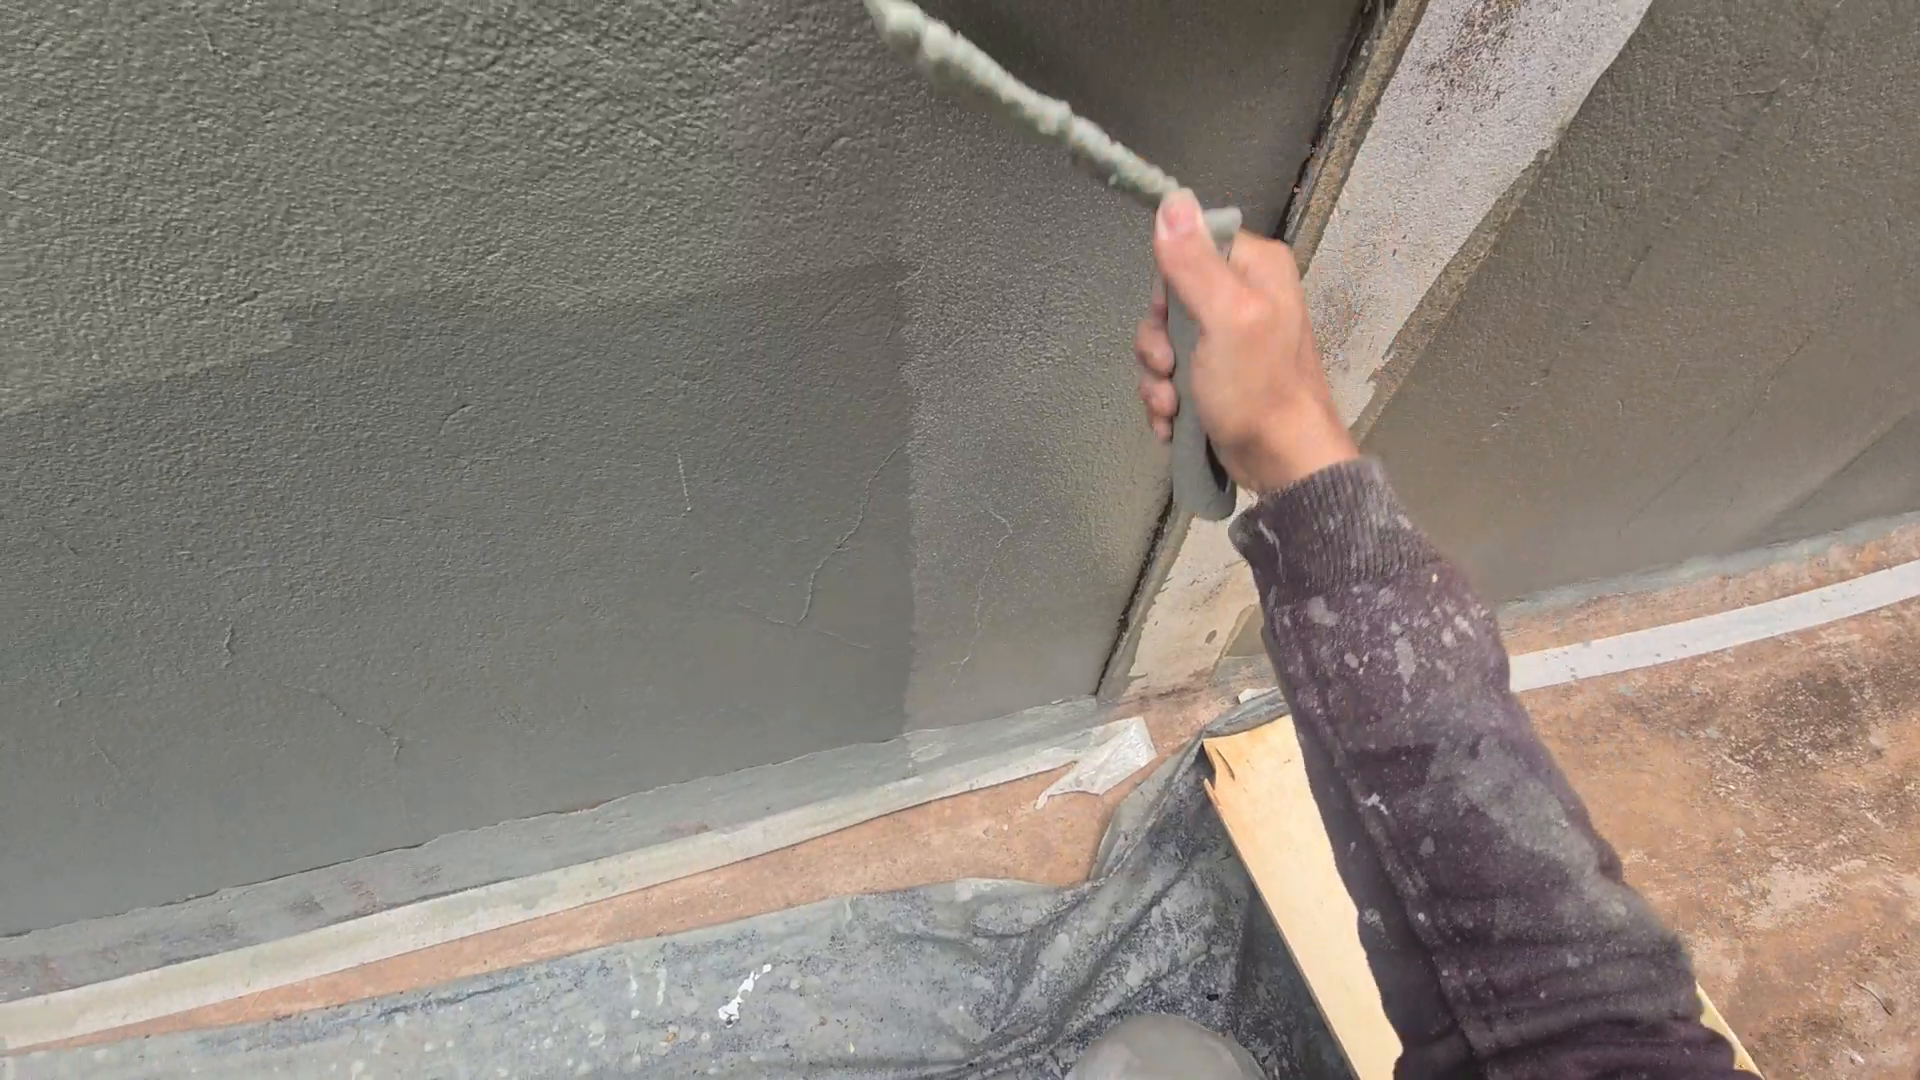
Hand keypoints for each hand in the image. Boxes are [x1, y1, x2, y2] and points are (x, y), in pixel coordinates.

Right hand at [1133, 189, 1358, 493]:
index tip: (1169, 320)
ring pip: (1161, 346)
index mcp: (1253, 269)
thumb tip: (1170, 200)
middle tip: (1170, 370)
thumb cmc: (1259, 389)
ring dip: (1156, 382)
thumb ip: (1194, 263)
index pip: (1188, 249)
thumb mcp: (1225, 318)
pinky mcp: (1212, 378)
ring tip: (1174, 407)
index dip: (1166, 288)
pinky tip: (1174, 421)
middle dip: (1156, 347)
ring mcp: (1224, 341)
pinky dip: (1164, 403)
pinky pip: (1168, 379)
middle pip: (1166, 303)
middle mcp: (1241, 297)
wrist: (1279, 460)